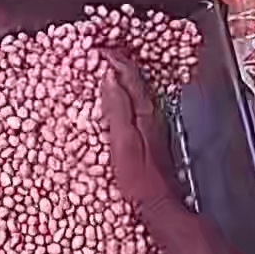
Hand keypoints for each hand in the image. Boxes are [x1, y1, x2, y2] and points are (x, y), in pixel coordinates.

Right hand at [99, 51, 180, 208]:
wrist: (156, 203)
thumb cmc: (137, 177)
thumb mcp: (122, 142)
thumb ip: (117, 110)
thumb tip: (109, 78)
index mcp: (144, 111)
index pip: (129, 76)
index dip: (114, 61)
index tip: (98, 50)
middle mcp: (150, 114)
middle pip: (134, 81)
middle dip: (117, 65)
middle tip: (99, 55)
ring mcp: (151, 125)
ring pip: (135, 92)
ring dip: (120, 80)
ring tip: (104, 72)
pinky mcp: (148, 136)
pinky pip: (134, 106)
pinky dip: (122, 96)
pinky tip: (114, 101)